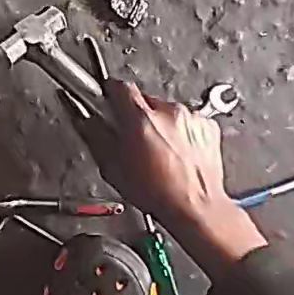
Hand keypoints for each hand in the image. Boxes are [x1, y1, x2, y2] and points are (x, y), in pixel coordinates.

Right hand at [78, 80, 267, 277]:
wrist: (195, 207)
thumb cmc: (157, 193)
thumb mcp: (113, 168)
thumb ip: (96, 137)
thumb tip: (86, 122)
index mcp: (140, 119)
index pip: (120, 87)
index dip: (111, 93)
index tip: (108, 100)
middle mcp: (168, 112)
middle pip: (144, 100)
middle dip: (136, 116)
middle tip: (132, 139)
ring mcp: (191, 118)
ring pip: (166, 111)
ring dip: (158, 124)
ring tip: (157, 152)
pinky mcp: (207, 127)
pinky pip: (186, 121)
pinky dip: (179, 132)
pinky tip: (174, 154)